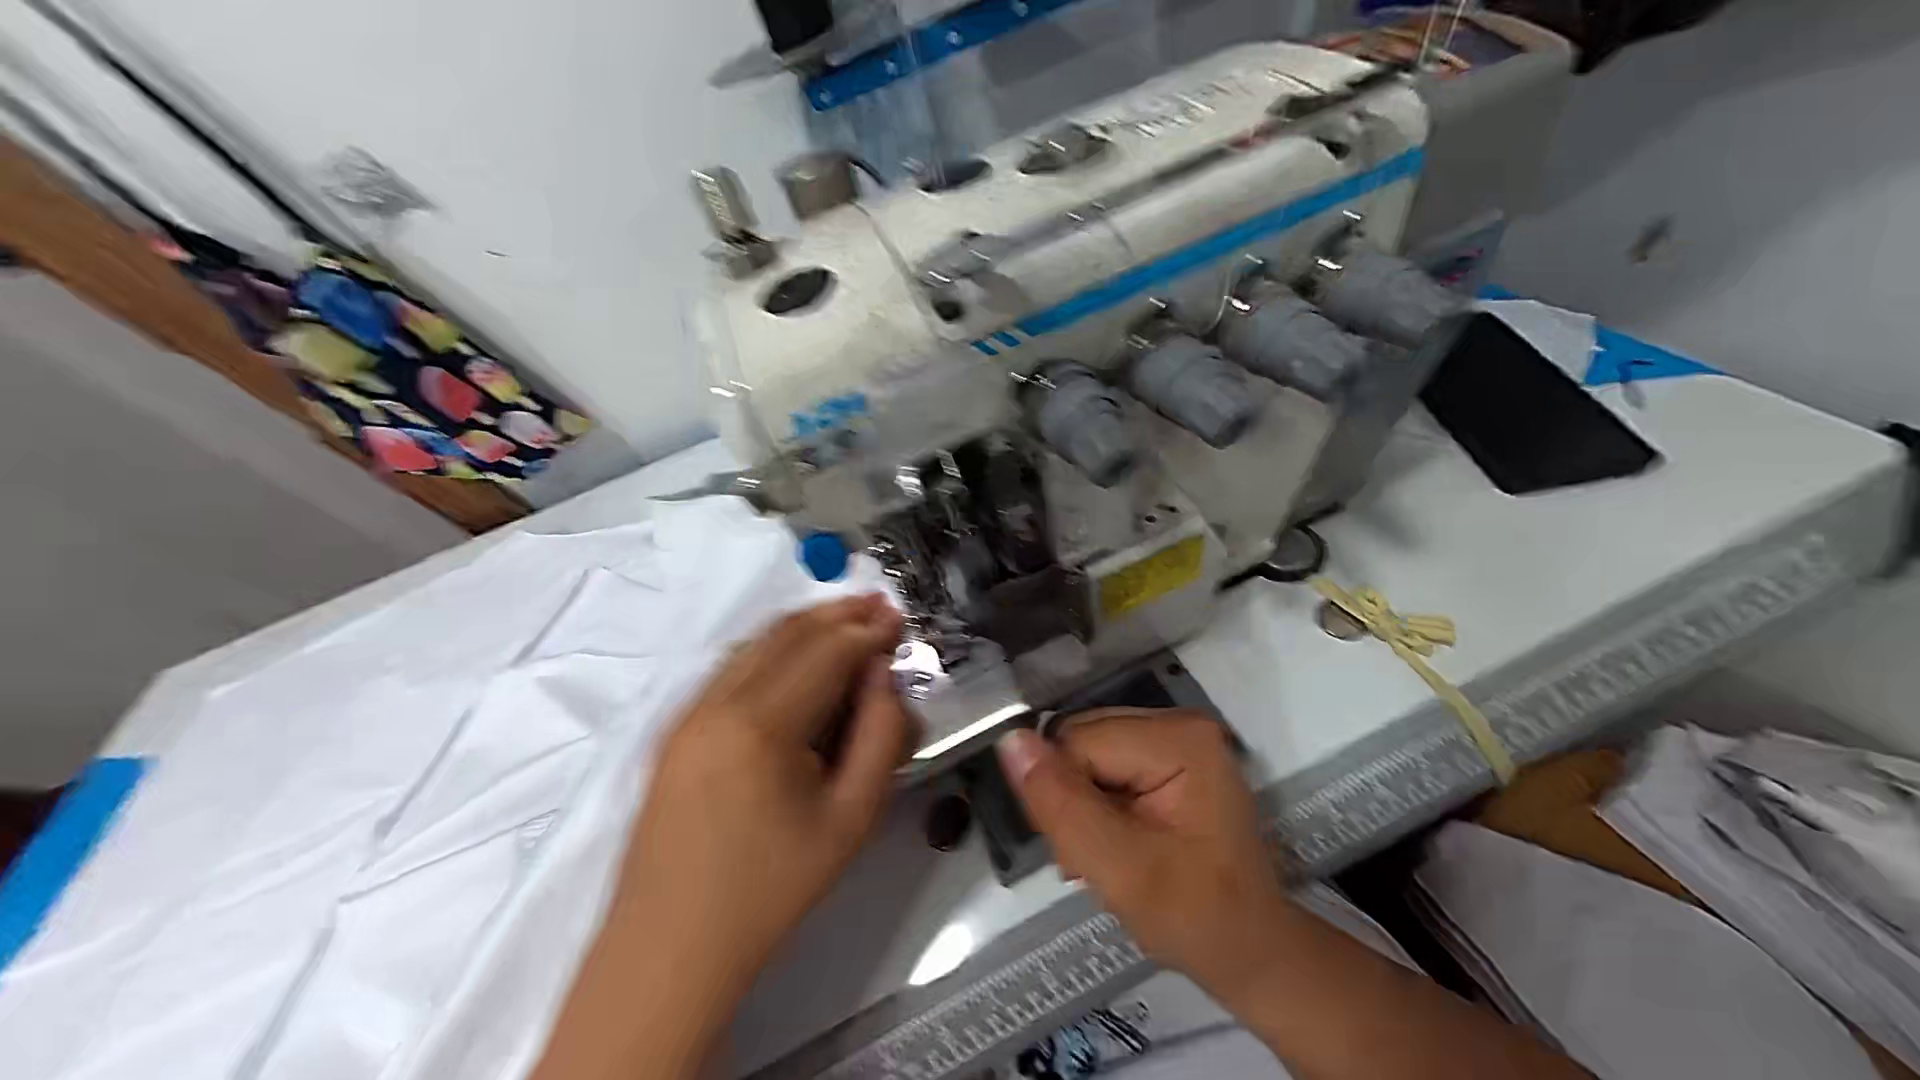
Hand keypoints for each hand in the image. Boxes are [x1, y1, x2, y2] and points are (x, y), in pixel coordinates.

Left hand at [621, 593, 911, 992]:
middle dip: (837, 616)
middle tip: (878, 606)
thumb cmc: (771, 890)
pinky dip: (770, 651)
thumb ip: (880, 736)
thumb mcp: (851, 820)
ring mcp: (686, 714)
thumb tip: (884, 676)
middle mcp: (715, 701)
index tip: (900, 618)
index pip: (826, 652)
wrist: (668, 950)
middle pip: (786, 635)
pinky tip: (794, 661)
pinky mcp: (674, 732)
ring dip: (802, 628)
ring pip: (752, 645)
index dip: (867, 631)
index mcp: (760, 723)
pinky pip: (729, 670)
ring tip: (845, 622)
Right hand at [996, 709, 1293, 1001]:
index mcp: (1177, 738)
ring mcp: (1175, 737)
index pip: (1075, 744)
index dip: (1063, 798)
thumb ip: (1061, 802)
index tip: (1081, 855)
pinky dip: (1096, 804)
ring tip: (1103, 856)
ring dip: (1079, 805)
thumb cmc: (1194, 917)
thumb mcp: (1118, 868)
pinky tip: (1112, 841)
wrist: (1249, 951)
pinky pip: (1103, 764)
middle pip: (1079, 742)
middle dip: (1070, 799)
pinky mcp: (1169, 756)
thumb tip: (1011, 740)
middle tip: (1091, 859)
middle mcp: (1177, 722)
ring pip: (1084, 753)